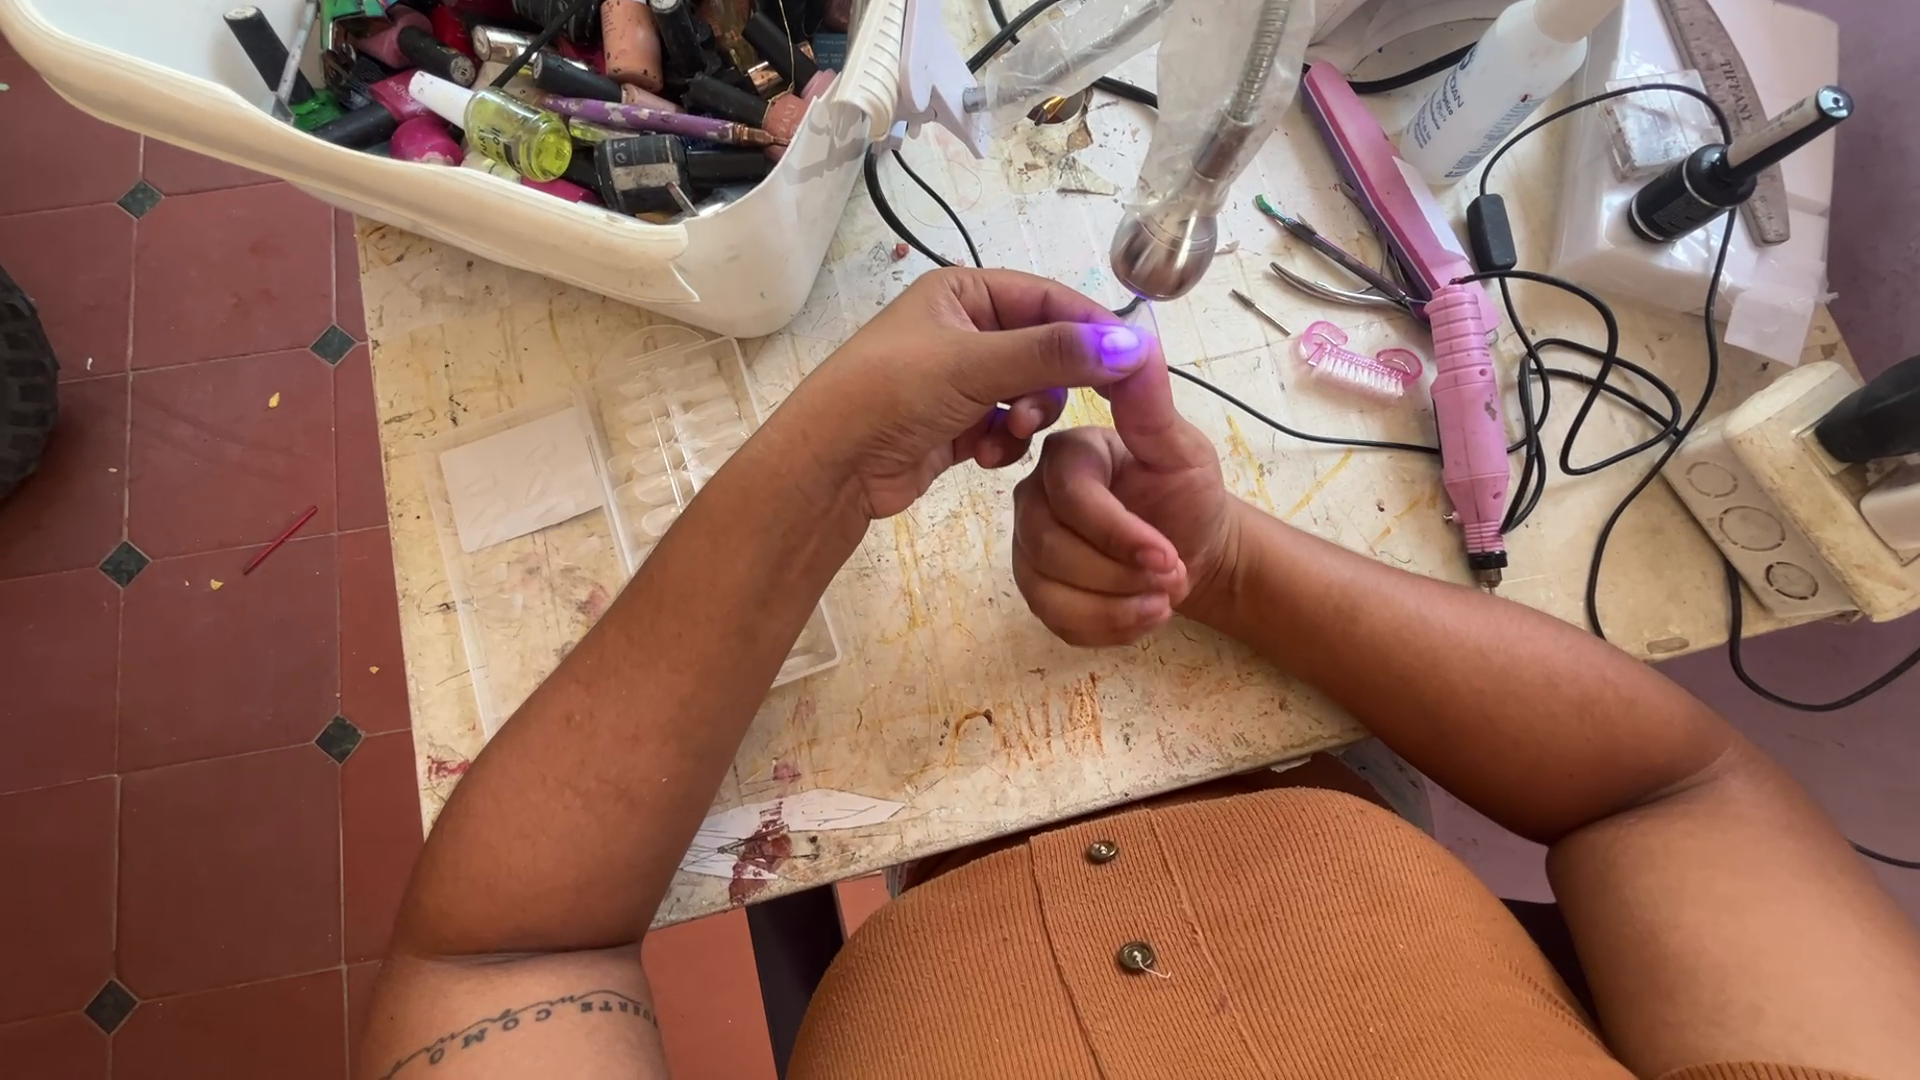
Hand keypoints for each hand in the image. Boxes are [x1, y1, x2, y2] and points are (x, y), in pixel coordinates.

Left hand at [772, 268, 1149, 518]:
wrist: (833, 465)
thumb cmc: (894, 393)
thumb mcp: (974, 364)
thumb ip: (1053, 354)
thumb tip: (1132, 343)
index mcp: (964, 293)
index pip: (1048, 300)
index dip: (1090, 329)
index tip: (1132, 362)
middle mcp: (966, 332)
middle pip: (1044, 351)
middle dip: (1048, 386)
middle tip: (1045, 412)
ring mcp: (962, 381)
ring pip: (1030, 394)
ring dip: (1026, 419)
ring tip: (1004, 436)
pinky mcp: (959, 425)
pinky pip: (1007, 428)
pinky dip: (1004, 443)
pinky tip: (983, 456)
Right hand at [1012, 344, 1239, 645]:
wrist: (1192, 552)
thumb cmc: (1187, 497)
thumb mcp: (1180, 449)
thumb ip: (1149, 404)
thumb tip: (1133, 338)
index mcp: (1065, 455)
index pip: (1071, 496)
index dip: (1117, 534)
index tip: (1169, 560)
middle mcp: (1034, 498)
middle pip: (1050, 547)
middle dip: (1119, 576)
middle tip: (1174, 581)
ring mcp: (1028, 546)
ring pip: (1047, 589)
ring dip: (1115, 608)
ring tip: (1163, 603)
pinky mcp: (1036, 588)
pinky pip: (1053, 619)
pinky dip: (1104, 630)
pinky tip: (1140, 618)